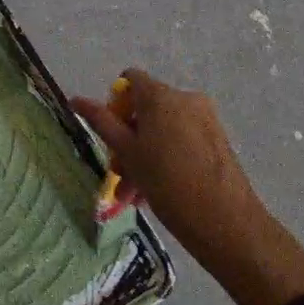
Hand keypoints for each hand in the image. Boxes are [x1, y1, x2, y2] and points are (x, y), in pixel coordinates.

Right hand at [71, 69, 303, 304]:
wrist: (227, 224)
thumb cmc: (167, 182)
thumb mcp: (127, 152)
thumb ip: (101, 121)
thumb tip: (76, 99)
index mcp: (161, 96)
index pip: (130, 80)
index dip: (115, 103)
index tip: (111, 134)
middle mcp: (186, 100)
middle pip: (145, 109)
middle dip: (127, 139)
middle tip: (119, 173)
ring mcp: (206, 120)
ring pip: (162, 130)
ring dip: (143, 155)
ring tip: (134, 193)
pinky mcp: (218, 142)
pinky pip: (181, 141)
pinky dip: (165, 158)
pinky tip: (156, 191)